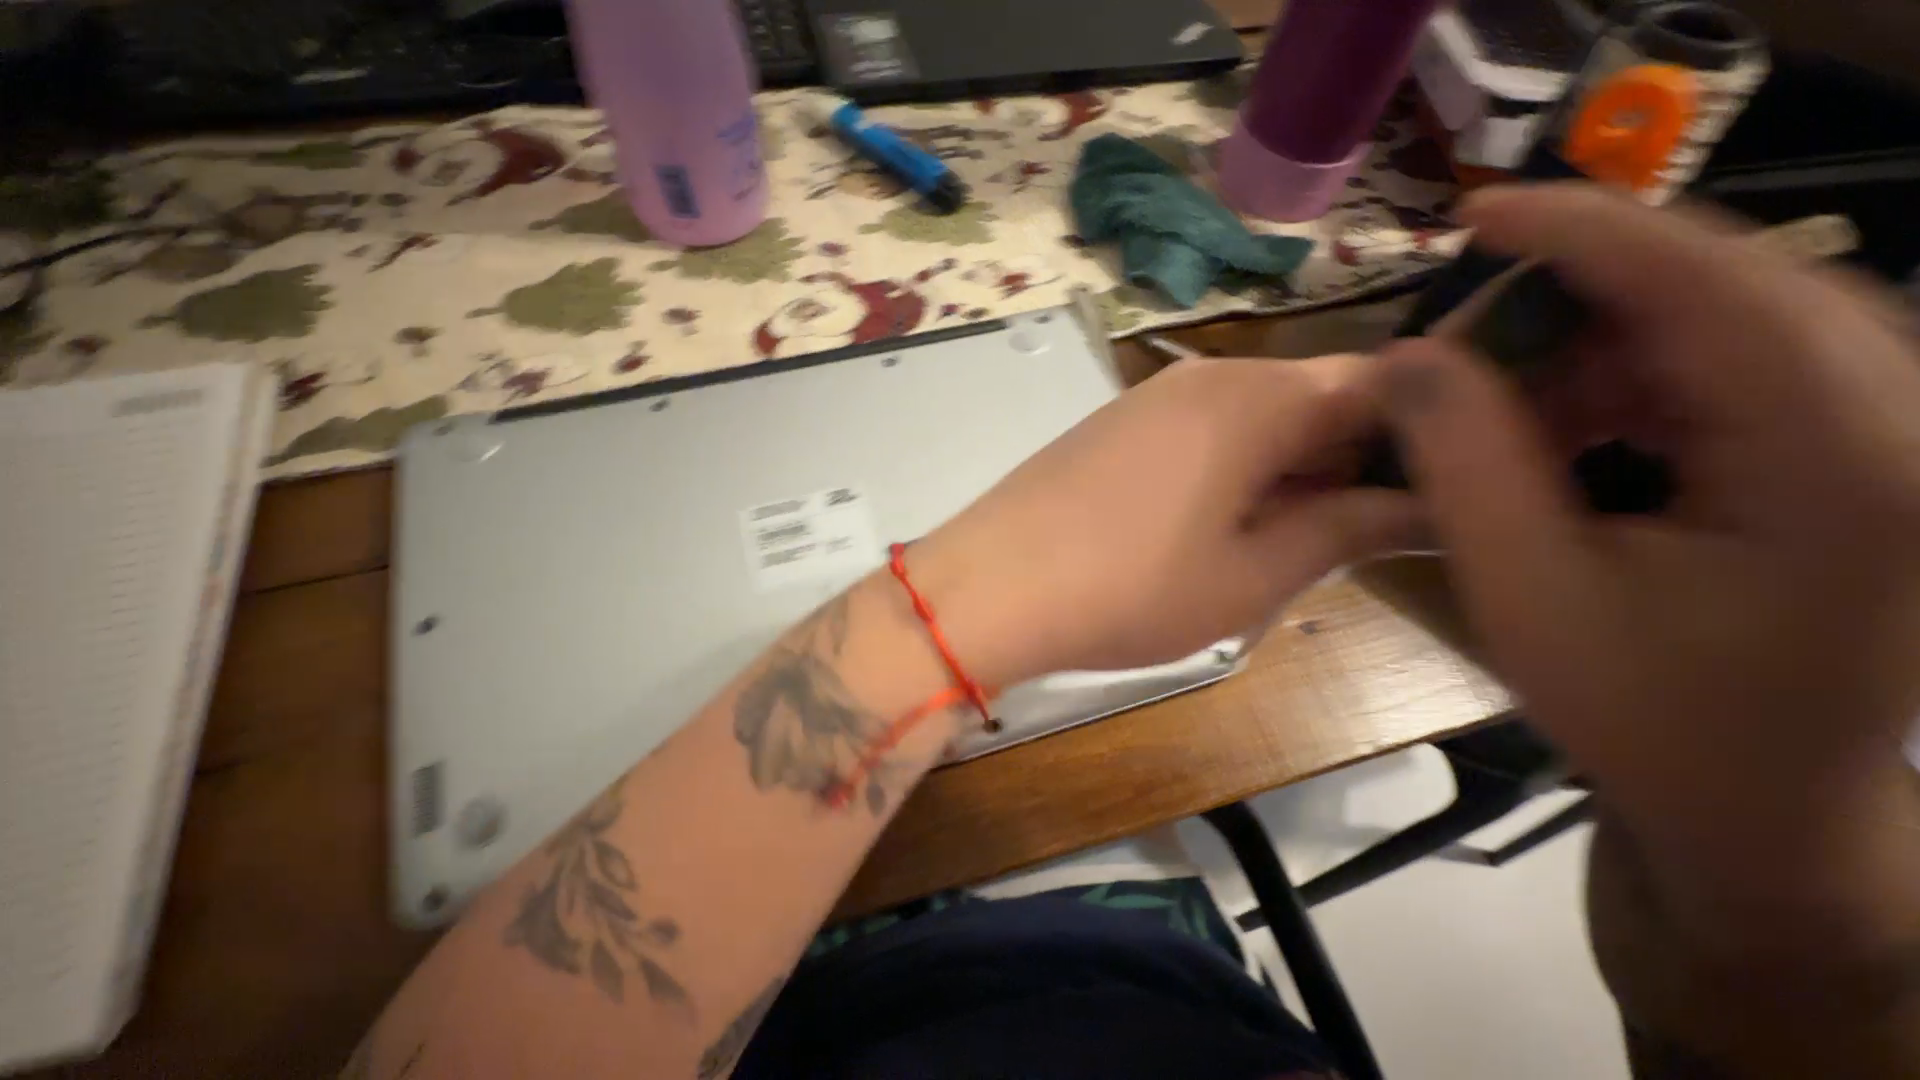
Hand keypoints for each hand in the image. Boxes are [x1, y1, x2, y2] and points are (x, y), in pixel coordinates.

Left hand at [910, 353, 1425, 687]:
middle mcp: (1212, 374)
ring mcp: (1158, 393)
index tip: (1451, 488)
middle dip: (1359, 453)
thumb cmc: (1131, 588)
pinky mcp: (1120, 421)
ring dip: (1298, 462)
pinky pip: (1210, 425)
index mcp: (1260, 397)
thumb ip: (1345, 529)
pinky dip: (1243, 462)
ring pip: (1262, 412)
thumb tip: (1427, 506)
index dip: (1428, 430)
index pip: (1383, 382)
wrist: (989, 586)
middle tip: (1379, 529)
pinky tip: (1233, 521)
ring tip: (1307, 536)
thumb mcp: (1253, 574)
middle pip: (1320, 394)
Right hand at [1376, 184, 1919, 845]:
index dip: (1587, 231)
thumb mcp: (1528, 595)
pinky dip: (1637, 381)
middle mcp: (1906, 422)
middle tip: (1466, 344)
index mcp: (1846, 462)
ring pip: (1731, 324)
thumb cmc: (1649, 720)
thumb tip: (1407, 356)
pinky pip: (1741, 368)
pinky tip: (1571, 432)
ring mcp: (1898, 434)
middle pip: (1730, 289)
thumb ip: (1463, 464)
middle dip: (1578, 297)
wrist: (1769, 813)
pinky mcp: (1869, 449)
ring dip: (1601, 346)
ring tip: (1508, 409)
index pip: (1716, 285)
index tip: (1475, 215)